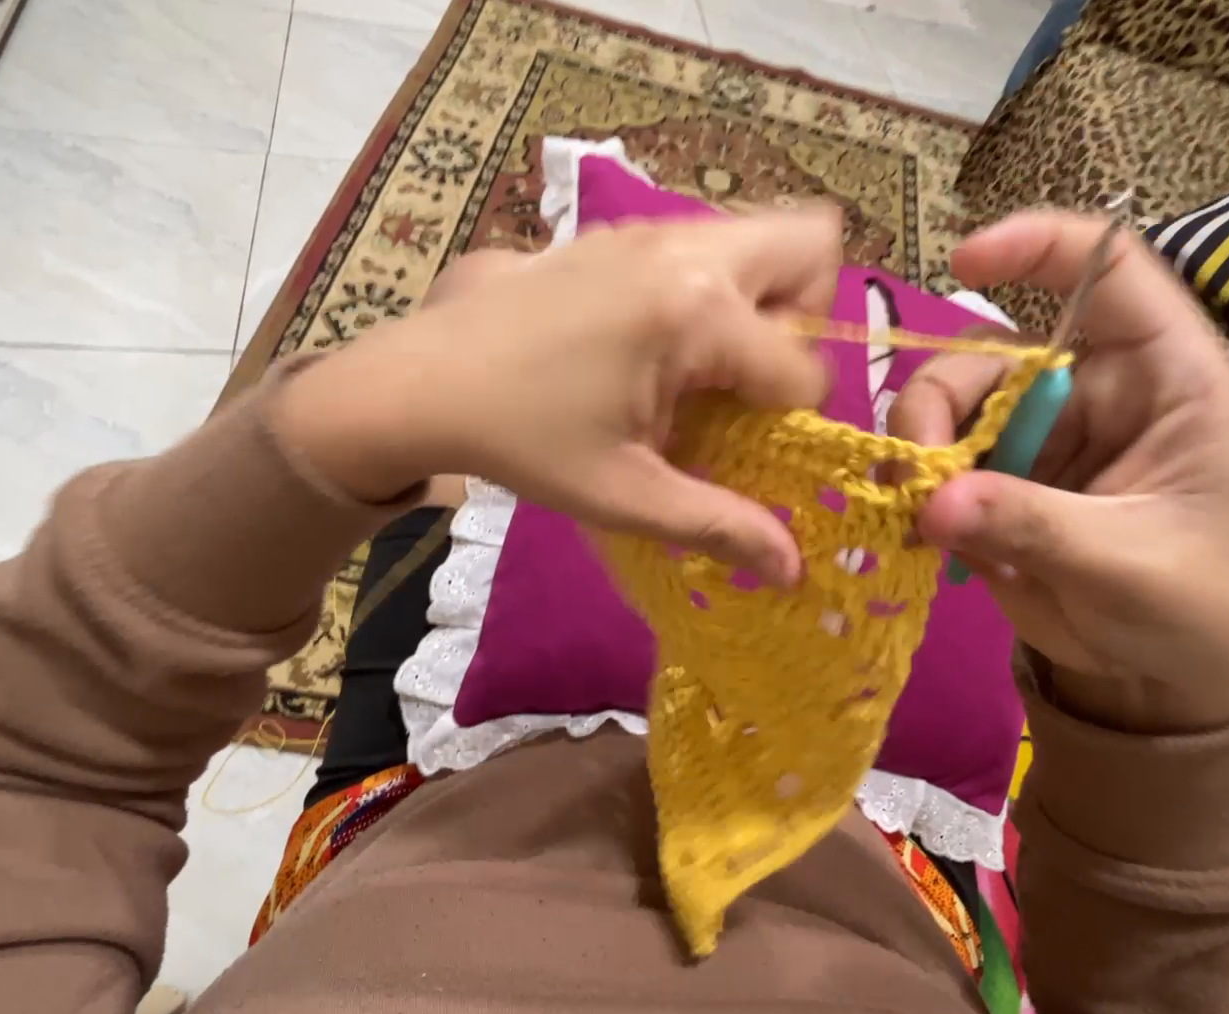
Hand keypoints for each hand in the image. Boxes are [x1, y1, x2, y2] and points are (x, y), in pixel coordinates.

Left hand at [272, 210, 842, 586]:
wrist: (419, 382)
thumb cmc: (523, 442)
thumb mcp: (625, 496)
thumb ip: (718, 525)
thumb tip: (793, 568)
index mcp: (696, 313)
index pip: (803, 364)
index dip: (791, 419)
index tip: (741, 446)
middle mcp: (686, 250)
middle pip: (810, 245)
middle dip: (804, 319)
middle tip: (747, 379)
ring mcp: (648, 230)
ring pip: (756, 239)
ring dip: (757, 302)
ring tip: (698, 368)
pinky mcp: (615, 234)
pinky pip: (701, 245)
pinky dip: (708, 289)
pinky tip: (649, 345)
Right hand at [890, 210, 1228, 728]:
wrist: (1154, 674)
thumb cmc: (1184, 608)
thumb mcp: (1126, 565)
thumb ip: (1034, 525)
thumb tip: (932, 501)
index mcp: (1161, 380)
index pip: (1109, 272)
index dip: (1039, 248)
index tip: (963, 263)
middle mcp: (1087, 392)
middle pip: (986, 356)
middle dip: (937, 409)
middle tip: (918, 475)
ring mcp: (1032, 436)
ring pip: (943, 408)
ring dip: (916, 454)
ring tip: (920, 518)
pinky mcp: (992, 479)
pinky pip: (930, 462)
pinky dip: (911, 490)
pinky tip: (921, 534)